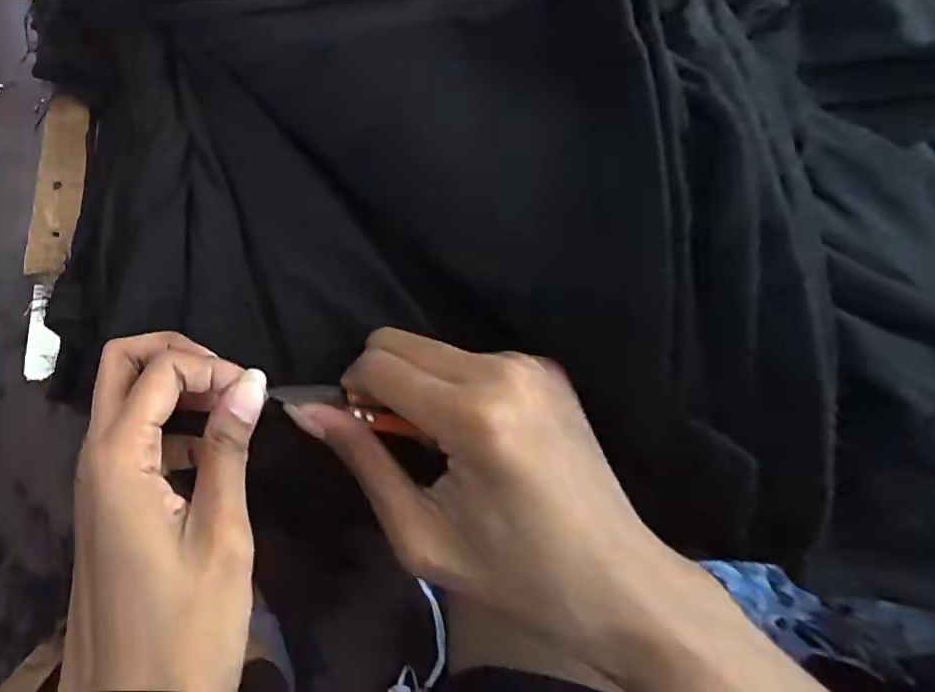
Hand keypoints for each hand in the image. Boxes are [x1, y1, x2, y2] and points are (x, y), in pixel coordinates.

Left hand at [61, 333, 268, 691]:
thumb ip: (229, 449)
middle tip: (227, 379)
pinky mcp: (104, 497)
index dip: (208, 367)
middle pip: (120, 363)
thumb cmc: (183, 632)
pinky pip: (129, 435)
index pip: (157, 370)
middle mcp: (95, 452)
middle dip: (173, 355)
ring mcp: (94, 474)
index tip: (253, 389)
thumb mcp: (221, 537)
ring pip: (121, 395)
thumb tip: (250, 381)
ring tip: (226, 407)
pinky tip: (208, 449)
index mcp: (117, 455)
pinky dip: (166, 424)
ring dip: (169, 385)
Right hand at [283, 328, 728, 679]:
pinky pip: (458, 356)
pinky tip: (470, 432)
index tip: (366, 435)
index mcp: (474, 417)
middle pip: (392, 341)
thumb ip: (360, 459)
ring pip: (422, 346)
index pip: (374, 365)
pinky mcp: (542, 369)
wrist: (631, 592)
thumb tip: (304, 409)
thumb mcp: (420, 534)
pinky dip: (444, 384)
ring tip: (438, 440)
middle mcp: (502, 373)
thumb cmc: (519, 577)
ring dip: (411, 383)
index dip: (352, 395)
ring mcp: (528, 366)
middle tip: (397, 437)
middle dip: (377, 381)